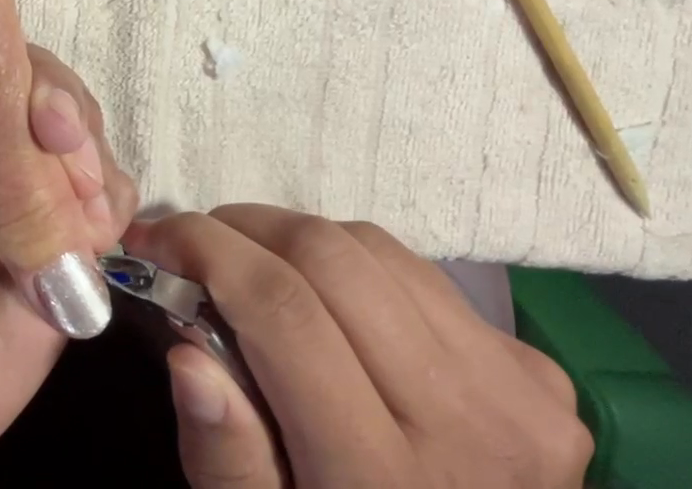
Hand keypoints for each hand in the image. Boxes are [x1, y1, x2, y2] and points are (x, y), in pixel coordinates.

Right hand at [124, 206, 592, 488]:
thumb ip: (224, 454)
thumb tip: (185, 349)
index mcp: (385, 476)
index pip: (284, 311)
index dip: (205, 249)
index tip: (151, 237)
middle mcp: (472, 422)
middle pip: (328, 259)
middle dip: (239, 228)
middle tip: (191, 246)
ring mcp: (519, 391)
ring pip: (372, 247)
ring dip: (291, 236)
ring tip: (252, 267)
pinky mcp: (540, 372)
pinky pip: (416, 272)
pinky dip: (350, 263)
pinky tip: (327, 300)